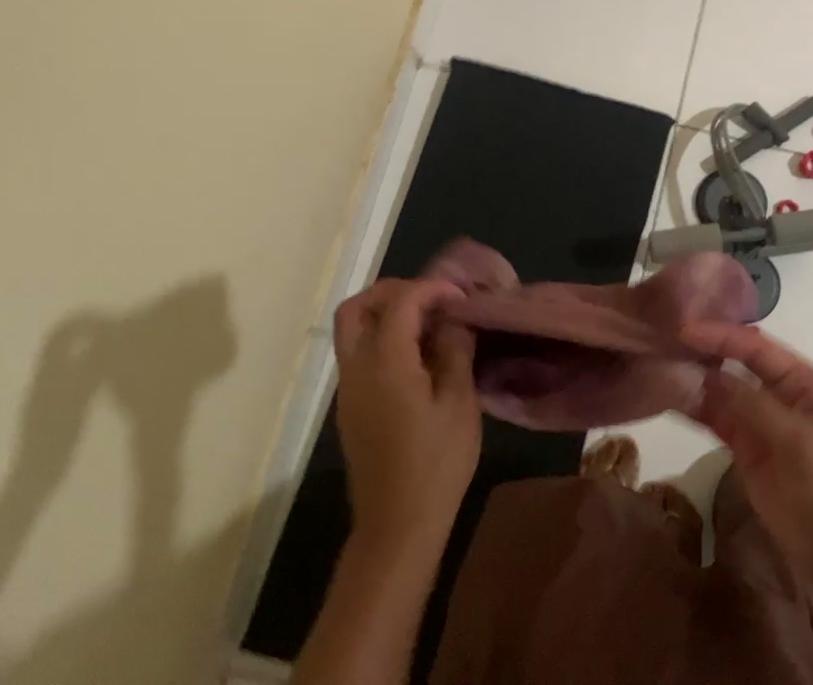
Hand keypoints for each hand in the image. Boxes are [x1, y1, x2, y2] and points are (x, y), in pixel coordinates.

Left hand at [332, 279, 480, 548]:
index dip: (431, 289)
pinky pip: (359, 354)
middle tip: (435, 299)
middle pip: (357, 307)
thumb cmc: (437, 463)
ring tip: (432, 325)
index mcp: (385, 363)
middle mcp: (356, 368)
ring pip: (353, 330)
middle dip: (395, 292)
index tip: (463, 296)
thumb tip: (455, 318)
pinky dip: (384, 338)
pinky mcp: (352, 406)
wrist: (398, 522)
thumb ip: (455, 351)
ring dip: (387, 314)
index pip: (399, 303)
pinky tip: (421, 357)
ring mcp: (349, 389)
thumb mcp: (459, 403)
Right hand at [684, 322, 812, 599]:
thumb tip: (707, 373)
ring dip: (694, 379)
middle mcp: (781, 395)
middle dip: (703, 352)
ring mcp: (762, 424)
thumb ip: (752, 404)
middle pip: (736, 364)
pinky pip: (717, 422)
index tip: (682, 328)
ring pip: (722, 392)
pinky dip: (695, 410)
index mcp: (804, 382)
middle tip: (659, 339)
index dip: (721, 336)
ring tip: (655, 364)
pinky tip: (668, 397)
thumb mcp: (797, 440)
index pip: (757, 348)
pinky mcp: (746, 451)